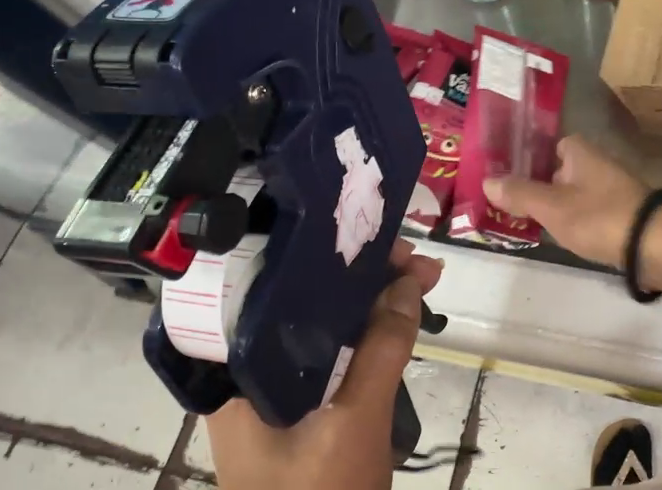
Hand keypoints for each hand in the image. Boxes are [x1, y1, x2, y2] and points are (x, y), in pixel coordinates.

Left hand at [204, 241, 443, 489]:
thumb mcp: (355, 422)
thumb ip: (381, 350)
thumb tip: (406, 283)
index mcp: (238, 371)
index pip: (267, 286)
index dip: (320, 253)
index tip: (374, 238)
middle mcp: (250, 374)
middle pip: (304, 300)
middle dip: (363, 274)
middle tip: (417, 261)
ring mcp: (277, 394)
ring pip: (326, 324)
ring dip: (374, 298)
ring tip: (423, 280)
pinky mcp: (303, 409)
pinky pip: (337, 352)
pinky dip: (372, 330)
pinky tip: (402, 318)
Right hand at [484, 137, 661, 294]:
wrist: (652, 243)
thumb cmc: (599, 216)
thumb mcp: (552, 206)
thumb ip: (520, 193)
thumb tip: (487, 180)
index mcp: (580, 150)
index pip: (547, 144)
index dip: (526, 157)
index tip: (503, 173)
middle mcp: (595, 161)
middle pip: (557, 168)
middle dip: (534, 182)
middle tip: (504, 200)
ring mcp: (608, 186)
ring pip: (570, 189)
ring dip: (550, 201)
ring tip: (520, 217)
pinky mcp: (617, 210)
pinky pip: (583, 207)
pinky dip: (568, 216)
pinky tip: (554, 231)